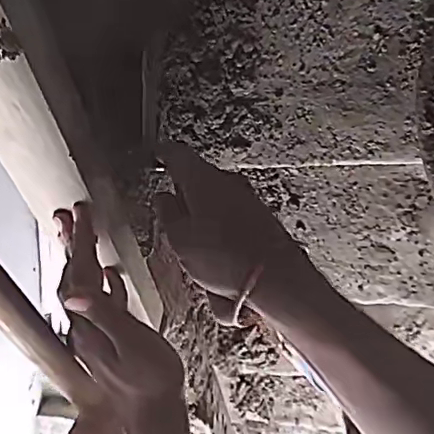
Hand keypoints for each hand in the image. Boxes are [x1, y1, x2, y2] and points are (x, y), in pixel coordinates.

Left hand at [55, 201, 185, 426]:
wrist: (153, 417)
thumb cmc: (150, 383)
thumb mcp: (132, 345)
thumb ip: (104, 316)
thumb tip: (73, 294)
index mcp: (89, 324)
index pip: (80, 273)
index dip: (79, 241)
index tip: (79, 213)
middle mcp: (84, 327)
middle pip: (74, 276)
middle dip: (72, 243)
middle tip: (69, 215)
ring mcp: (95, 333)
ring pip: (84, 287)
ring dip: (82, 258)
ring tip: (81, 234)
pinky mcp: (108, 340)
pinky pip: (100, 303)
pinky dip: (102, 283)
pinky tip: (110, 276)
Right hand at [152, 141, 320, 322]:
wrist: (276, 279)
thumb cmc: (228, 258)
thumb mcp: (179, 239)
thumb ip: (167, 212)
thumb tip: (163, 199)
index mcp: (202, 180)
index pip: (177, 153)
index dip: (162, 153)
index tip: (157, 154)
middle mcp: (228, 182)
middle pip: (198, 177)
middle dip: (183, 192)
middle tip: (170, 211)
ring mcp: (248, 199)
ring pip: (216, 198)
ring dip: (203, 214)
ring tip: (195, 242)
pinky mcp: (261, 217)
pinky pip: (232, 216)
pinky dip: (221, 229)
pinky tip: (217, 253)